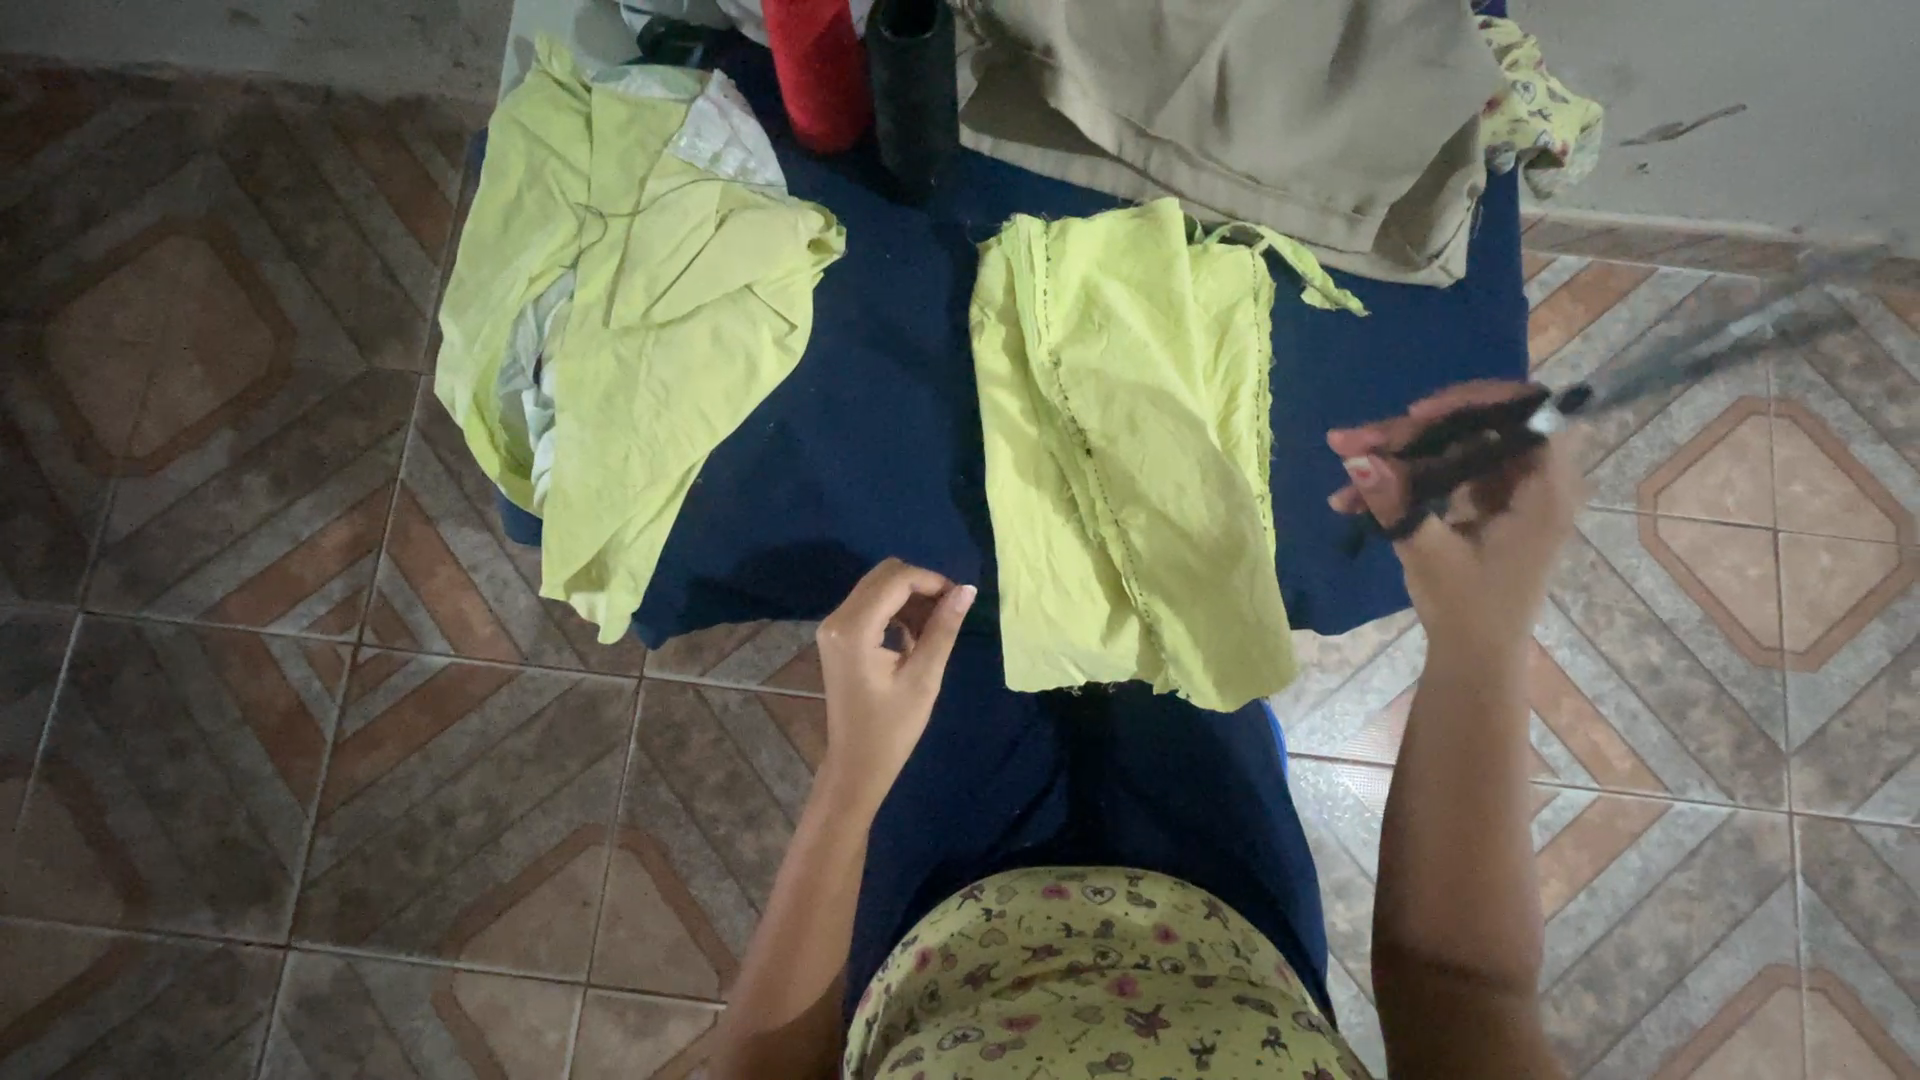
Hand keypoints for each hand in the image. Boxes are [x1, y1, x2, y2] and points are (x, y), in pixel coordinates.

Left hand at [814, 558, 976, 814]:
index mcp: (854, 629)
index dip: (932, 581)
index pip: (896, 580)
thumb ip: (943, 628)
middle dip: (921, 586)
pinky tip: (915, 636)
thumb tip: (966, 590)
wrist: (857, 763)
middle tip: (948, 612)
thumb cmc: (892, 728)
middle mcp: (837, 619)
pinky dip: (896, 610)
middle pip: (884, 575)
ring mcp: (833, 627)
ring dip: (910, 598)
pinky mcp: (837, 635)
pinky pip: (870, 604)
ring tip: (934, 629)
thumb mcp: (924, 677)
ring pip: (878, 587)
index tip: (959, 599)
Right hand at [1326, 381, 1582, 671]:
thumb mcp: (1427, 553)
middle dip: (1411, 433)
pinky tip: (1355, 495)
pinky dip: (1403, 479)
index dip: (1478, 401)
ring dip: (1397, 454)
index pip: (1530, 416)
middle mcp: (1532, 484)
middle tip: (1354, 440)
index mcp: (1543, 493)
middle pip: (1476, 430)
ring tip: (1344, 462)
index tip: (1421, 413)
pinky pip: (1444, 474)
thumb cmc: (1467, 609)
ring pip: (1453, 449)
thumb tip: (1357, 457)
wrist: (1474, 655)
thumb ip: (1395, 502)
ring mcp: (1506, 494)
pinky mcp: (1483, 507)